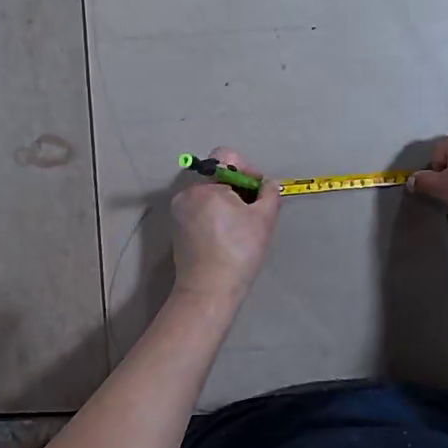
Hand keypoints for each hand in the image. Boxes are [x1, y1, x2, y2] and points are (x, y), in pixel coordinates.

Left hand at [171, 147, 280, 300]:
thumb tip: (268, 184)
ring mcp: (178, 211)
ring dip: (227, 203)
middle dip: (238, 189)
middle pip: (218, 176)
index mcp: (205, 186)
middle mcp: (186, 193)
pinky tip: (227, 236)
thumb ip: (269, 193)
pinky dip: (214, 215)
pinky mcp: (177, 228)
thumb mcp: (264, 219)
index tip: (258, 191)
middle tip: (254, 211)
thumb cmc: (238, 252)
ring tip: (242, 226)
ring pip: (209, 195)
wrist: (209, 291)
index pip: (227, 157)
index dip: (248, 169)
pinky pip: (199, 210)